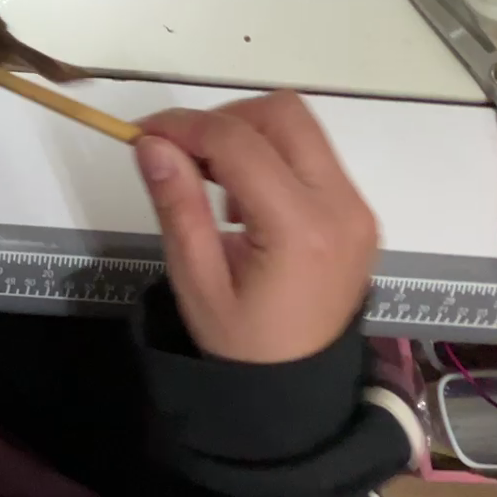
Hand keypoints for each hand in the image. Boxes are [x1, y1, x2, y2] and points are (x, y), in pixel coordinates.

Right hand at [133, 92, 377, 363]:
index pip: (238, 142)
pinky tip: (237, 195)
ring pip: (299, 125)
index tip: (140, 135)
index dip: (183, 126)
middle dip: (220, 119)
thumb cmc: (237, 338)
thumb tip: (150, 143)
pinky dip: (265, 153)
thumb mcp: (194, 276)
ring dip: (243, 132)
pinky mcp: (355, 208)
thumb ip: (176, 204)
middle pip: (283, 114)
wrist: (295, 383)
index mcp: (299, 229)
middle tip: (178, 151)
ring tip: (206, 175)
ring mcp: (356, 204)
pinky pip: (309, 152)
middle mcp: (342, 205)